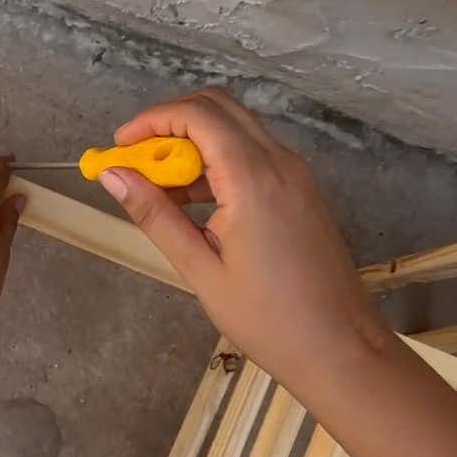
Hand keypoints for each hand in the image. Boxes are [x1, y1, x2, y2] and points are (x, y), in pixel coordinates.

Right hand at [98, 89, 397, 375]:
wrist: (343, 349)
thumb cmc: (268, 319)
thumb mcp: (200, 269)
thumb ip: (155, 214)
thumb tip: (113, 176)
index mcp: (252, 179)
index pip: (197, 116)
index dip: (150, 121)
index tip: (118, 147)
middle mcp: (279, 162)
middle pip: (217, 106)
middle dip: (168, 121)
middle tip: (135, 157)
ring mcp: (294, 173)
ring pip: (234, 126)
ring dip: (191, 140)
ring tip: (157, 185)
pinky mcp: (299, 189)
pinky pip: (251, 152)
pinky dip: (215, 158)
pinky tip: (191, 200)